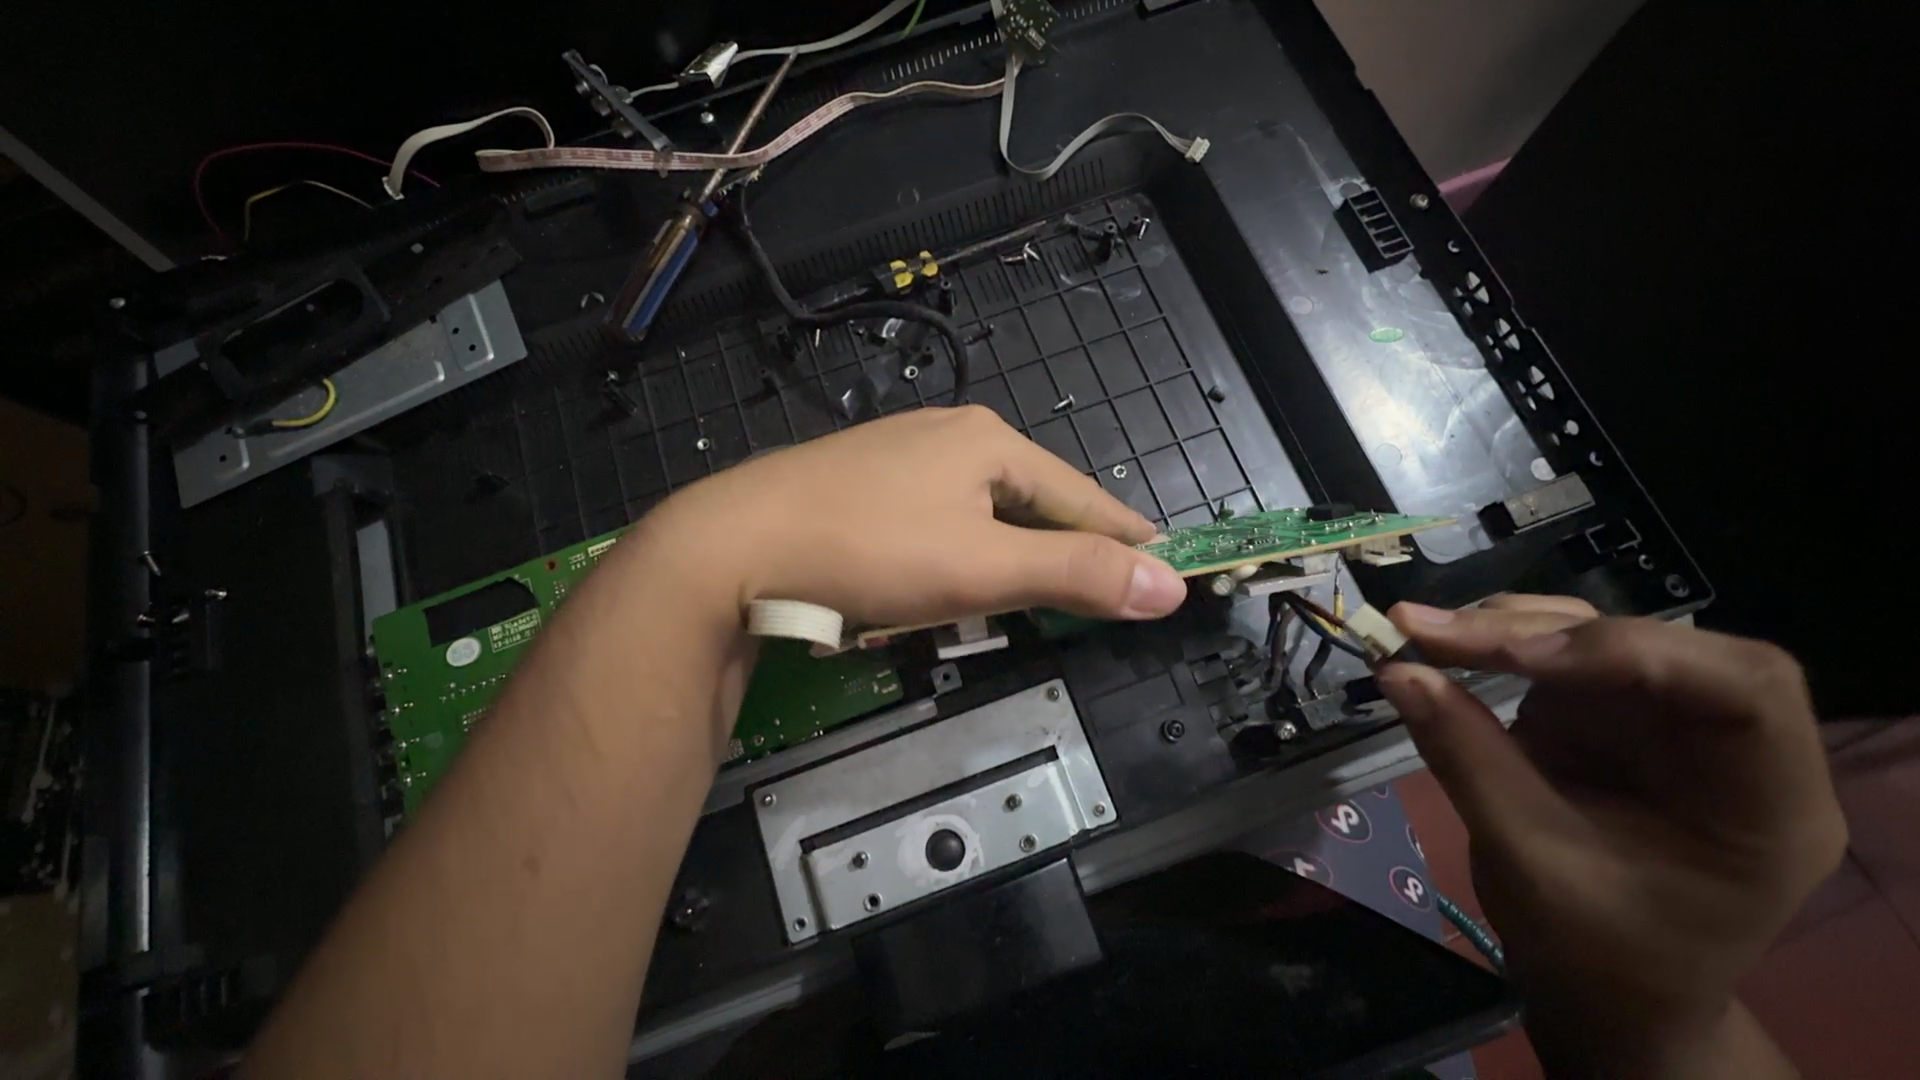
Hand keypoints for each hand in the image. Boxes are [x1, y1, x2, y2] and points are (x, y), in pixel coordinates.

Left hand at [635, 405, 1188, 627]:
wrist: (734, 544)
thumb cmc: (870, 551)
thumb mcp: (983, 569)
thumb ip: (1075, 574)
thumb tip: (1169, 585)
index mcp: (990, 442)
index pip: (1083, 495)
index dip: (1126, 536)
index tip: (1166, 563)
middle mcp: (951, 433)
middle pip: (1033, 498)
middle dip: (1066, 545)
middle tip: (1097, 591)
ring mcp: (902, 453)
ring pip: (983, 507)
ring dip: (1013, 548)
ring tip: (1033, 587)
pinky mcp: (865, 480)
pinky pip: (940, 514)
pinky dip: (963, 546)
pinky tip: (953, 569)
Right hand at [1376, 596, 1844, 1076]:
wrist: (1606, 995)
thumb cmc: (1594, 951)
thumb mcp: (1526, 858)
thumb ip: (1465, 757)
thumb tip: (1395, 669)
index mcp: (1763, 802)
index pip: (1740, 688)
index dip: (1628, 652)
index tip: (1511, 656)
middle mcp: (1723, 745)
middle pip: (1651, 648)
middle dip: (1535, 632)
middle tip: (1426, 628)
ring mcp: (1662, 726)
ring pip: (1595, 640)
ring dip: (1506, 629)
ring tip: (1420, 630)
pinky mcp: (1607, 720)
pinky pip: (1556, 660)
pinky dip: (1496, 647)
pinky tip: (1443, 646)